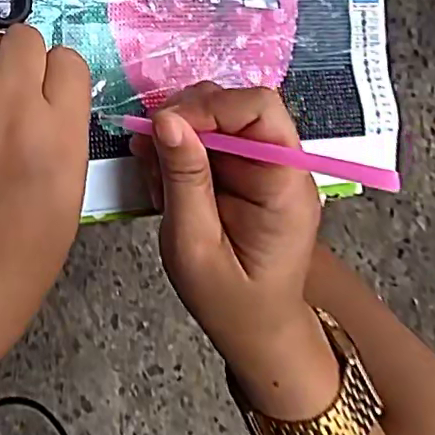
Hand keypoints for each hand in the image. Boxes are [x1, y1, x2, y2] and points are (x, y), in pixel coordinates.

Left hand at [0, 23, 90, 387]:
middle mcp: (12, 101)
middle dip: (22, 59)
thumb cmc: (12, 260)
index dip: (58, 75)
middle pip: (26, 38)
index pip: (69, 61)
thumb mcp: (66, 198)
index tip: (47, 92)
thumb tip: (49, 97)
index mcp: (59, 133)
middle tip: (10, 88)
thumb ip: (63, 134)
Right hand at [131, 83, 338, 417]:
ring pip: (209, 114)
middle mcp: (277, 163)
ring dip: (173, 134)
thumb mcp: (194, 244)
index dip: (209, 105)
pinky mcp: (238, 167)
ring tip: (155, 174)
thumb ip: (183, 178)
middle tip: (150, 151)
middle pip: (231, 102)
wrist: (255, 331)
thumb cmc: (229, 300)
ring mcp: (258, 163)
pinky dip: (172, 148)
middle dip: (183, 118)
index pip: (259, 107)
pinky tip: (162, 179)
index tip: (164, 126)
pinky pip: (200, 135)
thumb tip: (164, 118)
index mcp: (283, 183)